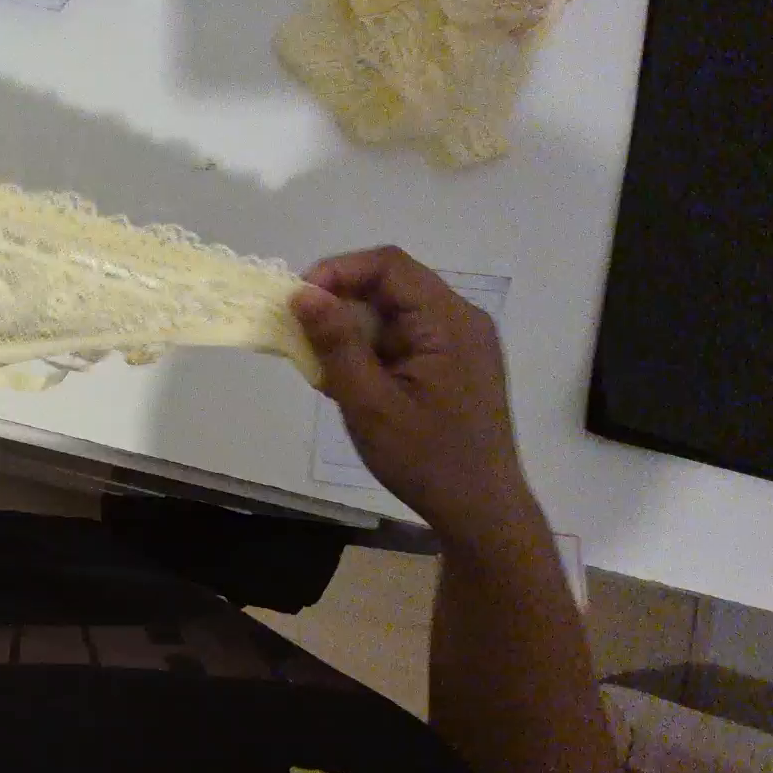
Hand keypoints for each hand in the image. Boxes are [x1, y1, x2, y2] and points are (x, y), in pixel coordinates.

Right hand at [290, 246, 535, 537]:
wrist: (477, 506)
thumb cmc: (423, 456)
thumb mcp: (368, 400)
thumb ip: (336, 343)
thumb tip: (302, 293)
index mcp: (448, 323)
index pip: (388, 266)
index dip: (336, 271)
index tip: (296, 301)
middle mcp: (458, 321)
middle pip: (387, 284)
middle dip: (335, 301)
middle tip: (297, 335)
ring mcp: (453, 342)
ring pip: (386, 311)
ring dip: (344, 328)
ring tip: (318, 365)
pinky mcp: (444, 362)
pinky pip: (394, 336)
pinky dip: (361, 348)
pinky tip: (343, 378)